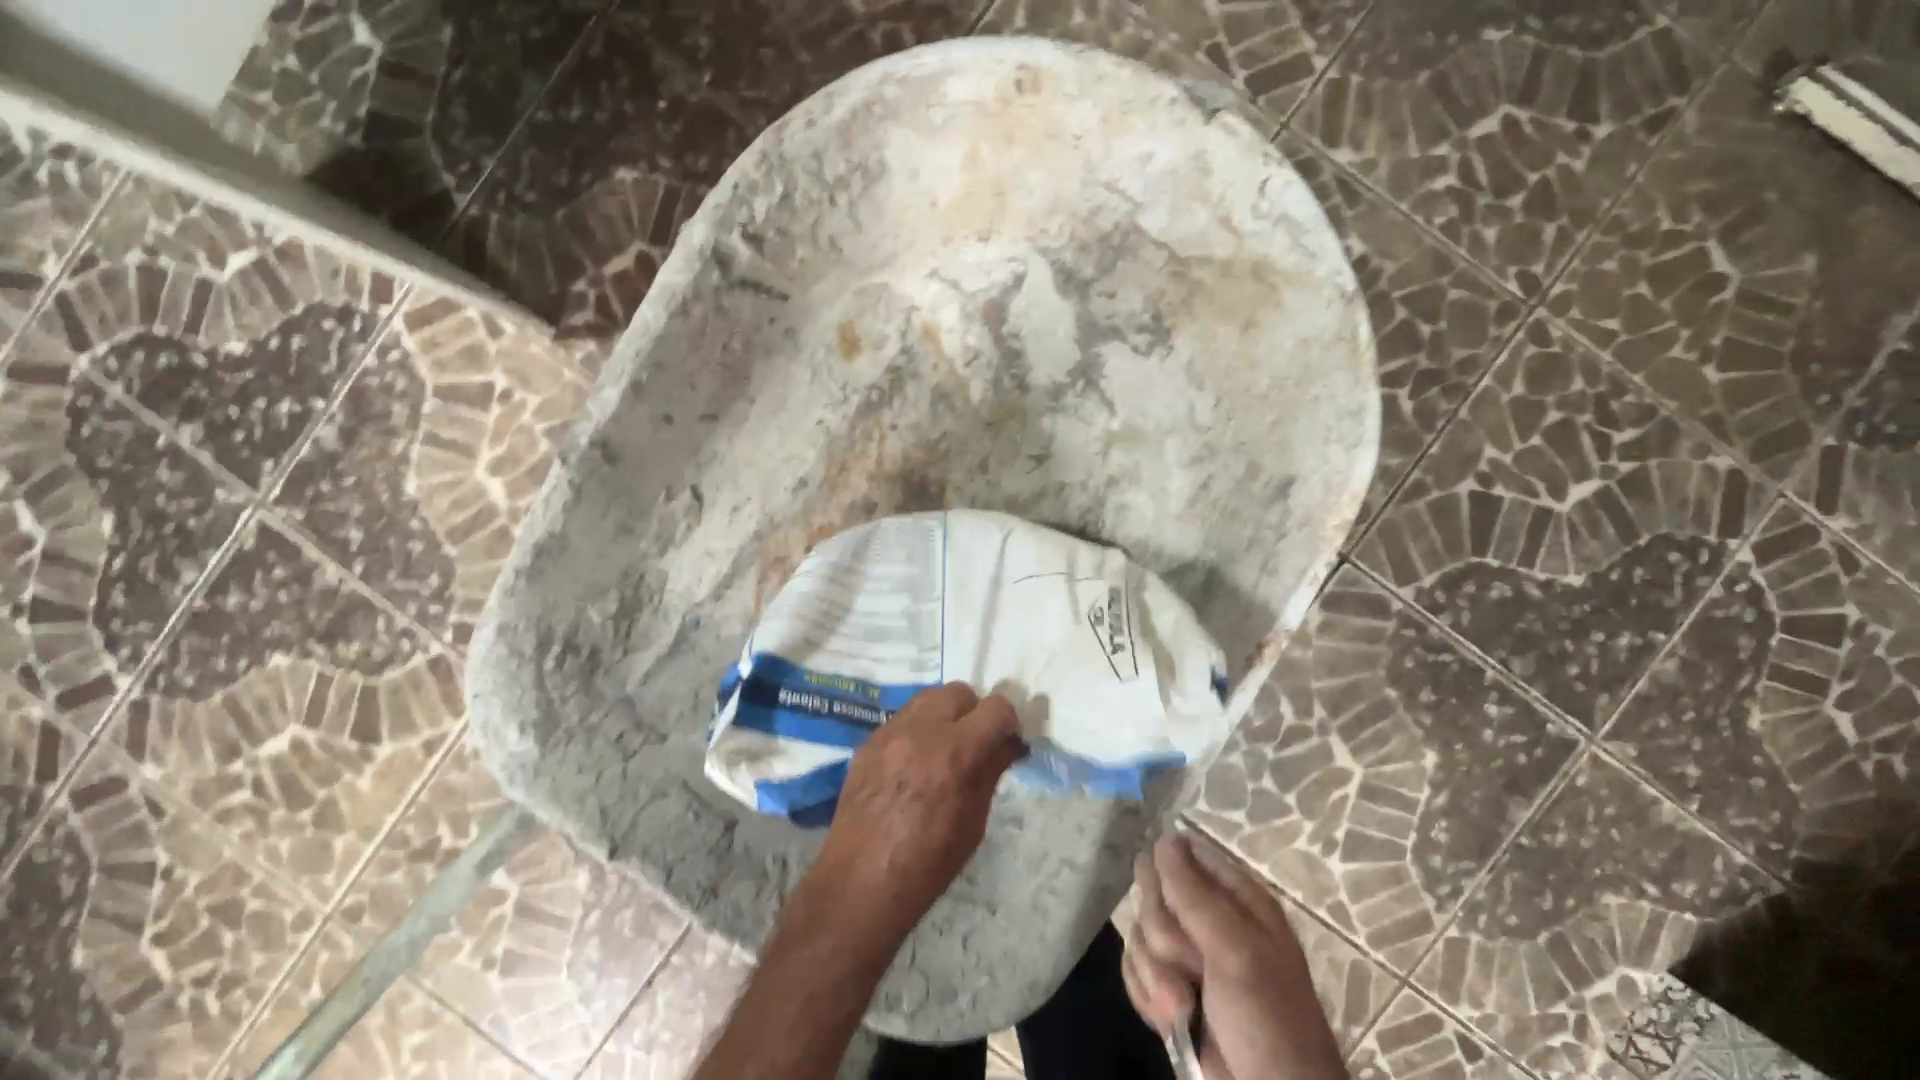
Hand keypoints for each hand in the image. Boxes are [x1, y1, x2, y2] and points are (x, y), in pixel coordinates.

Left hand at [810, 682, 1024, 940]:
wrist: (861, 882)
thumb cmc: (927, 864)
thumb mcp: (973, 822)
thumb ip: (991, 772)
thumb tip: (1009, 745)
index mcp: (954, 752)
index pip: (996, 707)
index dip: (1008, 722)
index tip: (1007, 742)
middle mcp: (920, 731)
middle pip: (959, 692)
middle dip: (974, 712)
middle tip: (975, 744)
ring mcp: (888, 733)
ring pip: (927, 700)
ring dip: (943, 716)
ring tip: (944, 751)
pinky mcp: (867, 743)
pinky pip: (901, 720)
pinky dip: (916, 731)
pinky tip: (914, 765)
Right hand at [1122, 834, 1347, 1079]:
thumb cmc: (1267, 1018)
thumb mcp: (1237, 952)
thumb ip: (1196, 896)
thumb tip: (1163, 838)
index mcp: (1239, 900)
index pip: (1186, 856)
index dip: (1167, 876)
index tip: (1165, 900)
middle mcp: (1211, 921)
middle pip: (1153, 897)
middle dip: (1163, 938)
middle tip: (1190, 965)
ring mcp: (1188, 957)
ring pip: (1139, 937)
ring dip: (1155, 977)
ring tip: (1184, 1007)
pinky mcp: (1168, 990)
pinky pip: (1135, 971)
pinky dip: (1148, 998)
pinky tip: (1171, 1020)